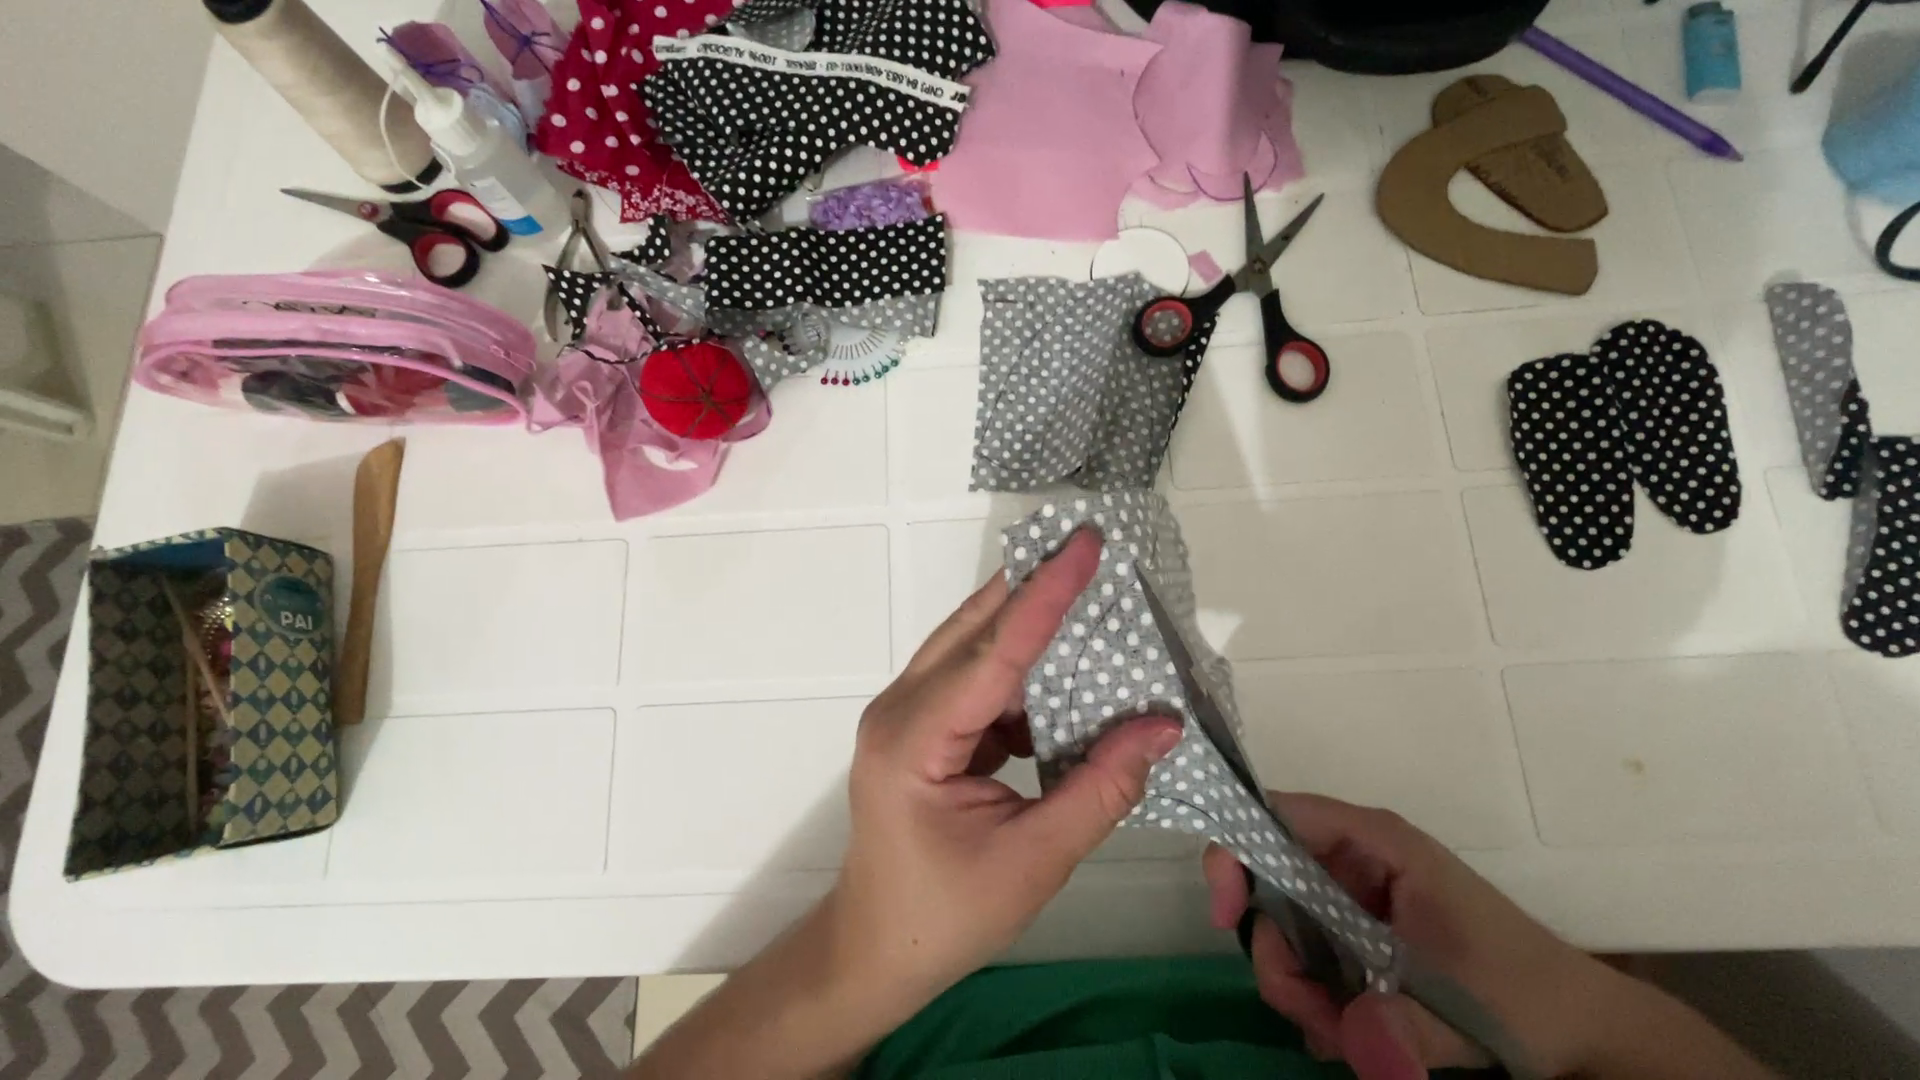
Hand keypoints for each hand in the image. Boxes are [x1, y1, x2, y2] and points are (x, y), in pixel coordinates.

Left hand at [828, 527, 1185, 1004]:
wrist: (876, 950)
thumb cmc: (947, 915)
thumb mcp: (1034, 859)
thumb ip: (1099, 788)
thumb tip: (1163, 725)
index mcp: (914, 739)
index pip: (994, 651)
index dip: (1046, 594)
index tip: (1085, 542)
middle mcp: (899, 710)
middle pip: (973, 630)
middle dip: (1033, 586)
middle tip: (1091, 548)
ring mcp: (905, 715)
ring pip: (972, 648)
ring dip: (1028, 626)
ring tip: (1089, 601)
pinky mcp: (920, 728)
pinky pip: (975, 681)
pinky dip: (1021, 673)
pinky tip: (1066, 677)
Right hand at [1203, 794, 1621, 1078]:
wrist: (1575, 1032)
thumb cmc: (1523, 989)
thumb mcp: (1465, 1001)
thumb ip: (1404, 1020)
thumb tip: (1351, 1039)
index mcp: (1374, 842)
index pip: (1276, 815)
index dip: (1236, 850)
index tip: (1225, 913)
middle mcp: (1350, 861)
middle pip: (1266, 882)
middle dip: (1276, 952)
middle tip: (1308, 1009)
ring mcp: (1349, 901)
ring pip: (1281, 929)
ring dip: (1296, 988)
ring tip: (1346, 1035)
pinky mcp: (1352, 939)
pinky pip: (1303, 959)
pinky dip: (1312, 1001)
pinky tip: (1350, 1034)